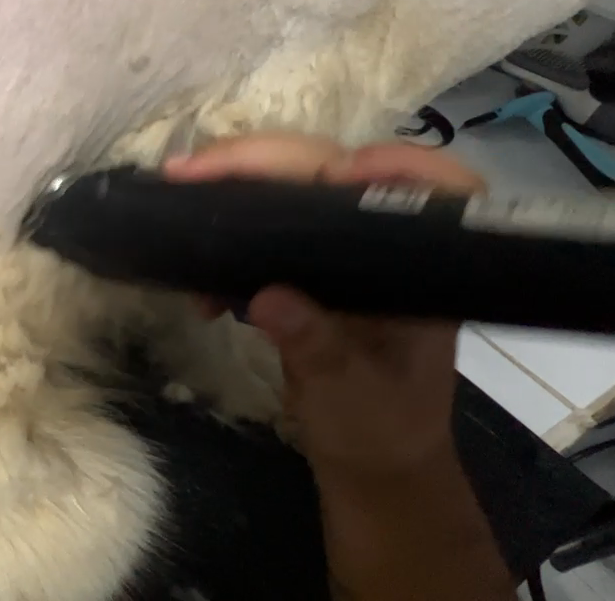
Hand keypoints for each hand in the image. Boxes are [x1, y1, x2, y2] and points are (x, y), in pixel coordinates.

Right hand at [163, 135, 487, 478]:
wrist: (365, 454)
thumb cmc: (380, 425)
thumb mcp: (351, 393)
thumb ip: (316, 346)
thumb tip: (268, 298)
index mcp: (420, 268)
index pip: (437, 192)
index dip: (400, 165)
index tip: (345, 169)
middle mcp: (380, 242)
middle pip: (328, 171)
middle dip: (259, 161)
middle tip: (189, 169)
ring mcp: (334, 245)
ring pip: (283, 184)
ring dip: (227, 182)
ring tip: (177, 187)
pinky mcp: (298, 257)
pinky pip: (256, 217)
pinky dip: (217, 227)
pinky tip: (192, 269)